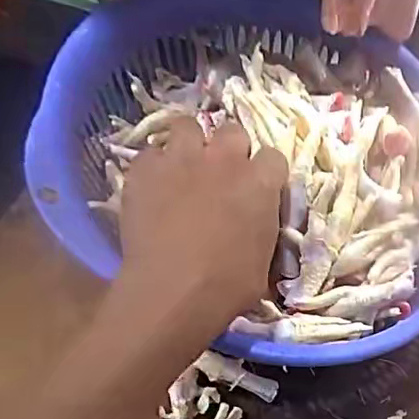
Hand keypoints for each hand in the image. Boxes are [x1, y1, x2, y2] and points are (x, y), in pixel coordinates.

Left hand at [109, 114, 286, 350]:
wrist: (173, 291)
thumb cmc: (228, 286)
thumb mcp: (264, 265)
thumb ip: (264, 234)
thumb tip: (258, 233)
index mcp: (261, 183)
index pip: (274, 158)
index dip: (266, 175)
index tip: (259, 193)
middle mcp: (224, 159)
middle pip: (233, 132)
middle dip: (230, 152)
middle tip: (222, 180)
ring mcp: (181, 157)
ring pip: (187, 127)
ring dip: (190, 146)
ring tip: (185, 172)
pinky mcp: (144, 168)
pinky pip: (151, 154)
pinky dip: (155, 169)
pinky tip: (154, 191)